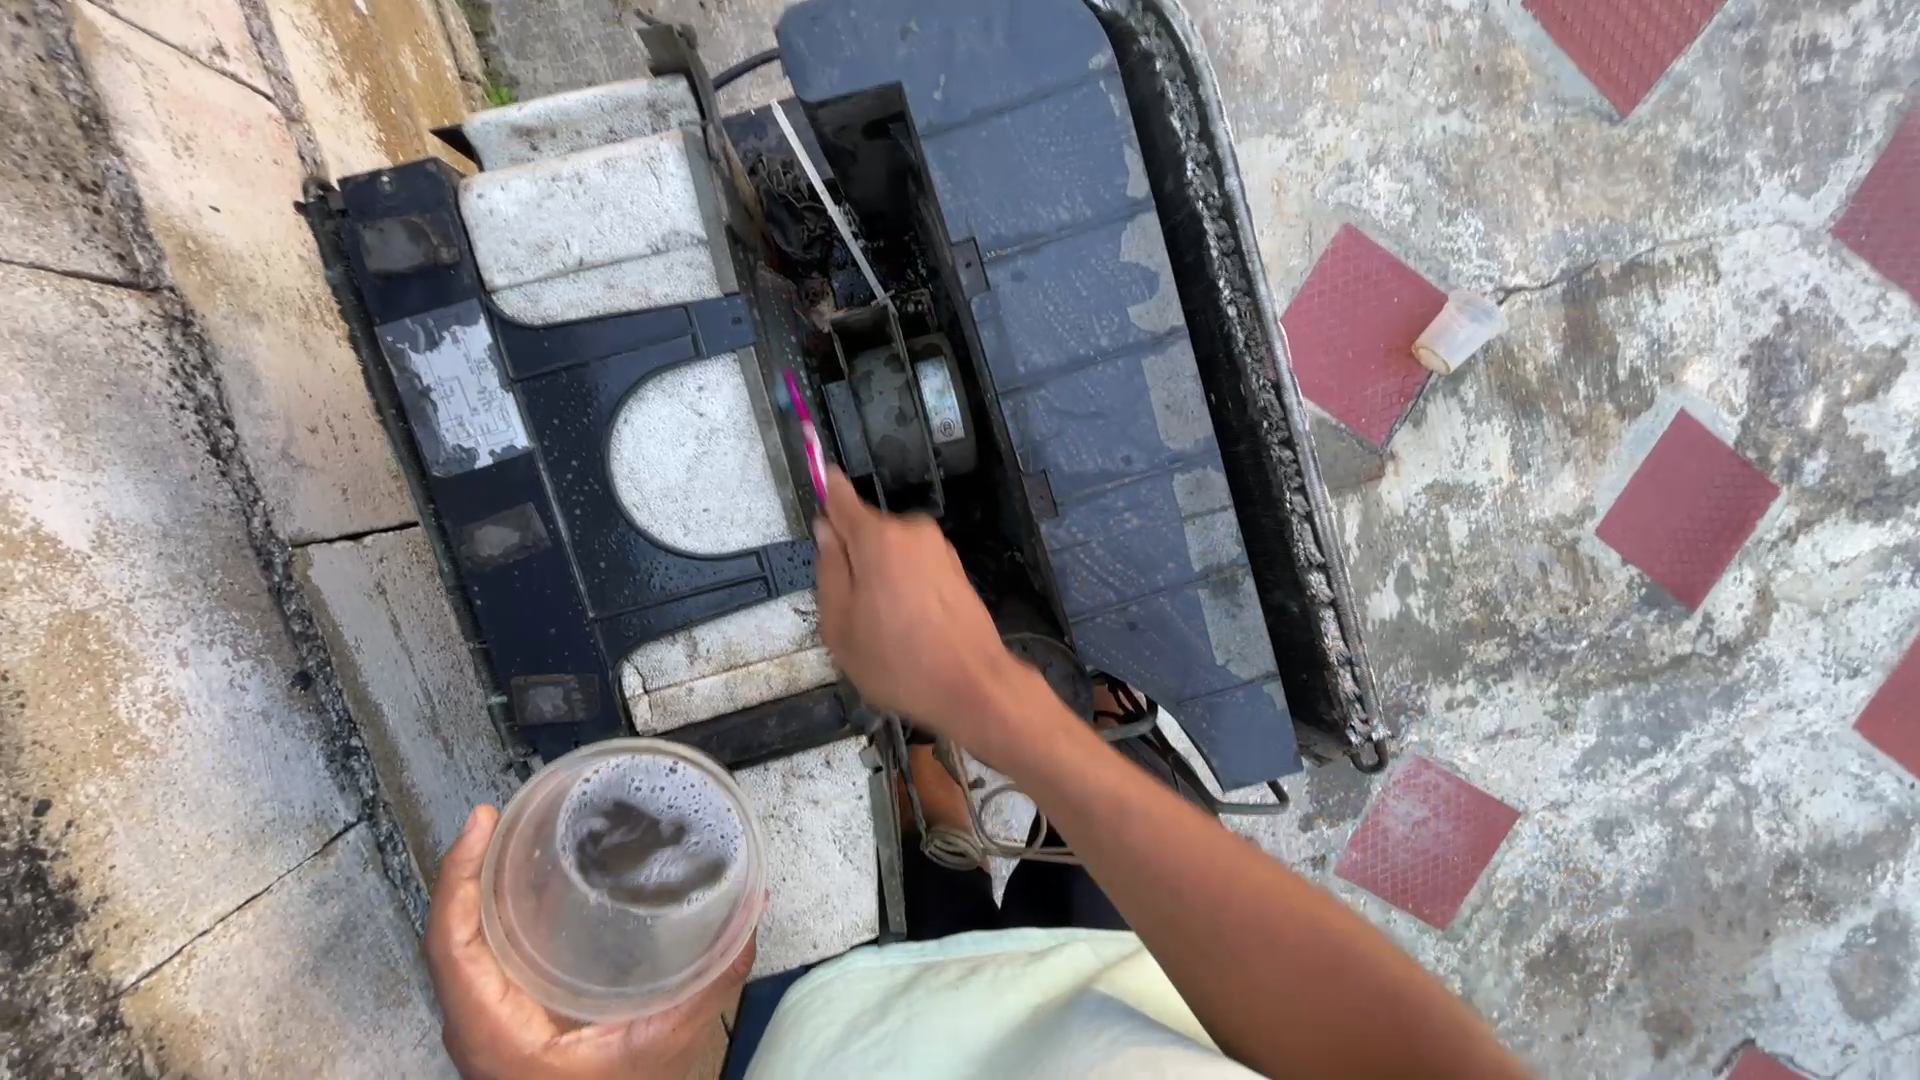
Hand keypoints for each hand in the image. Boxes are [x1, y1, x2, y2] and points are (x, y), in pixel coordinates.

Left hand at [425, 806, 752, 1079]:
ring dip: (483, 888)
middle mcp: (478, 1025)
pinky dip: (501, 913)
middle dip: (472, 867)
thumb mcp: (669, 1043)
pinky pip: (485, 956)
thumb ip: (714, 975)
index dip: (458, 877)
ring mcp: (488, 1023)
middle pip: (450, 933)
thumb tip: (750, 904)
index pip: (451, 944)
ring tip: (517, 838)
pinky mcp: (506, 1020)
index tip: (480, 823)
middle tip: (507, 816)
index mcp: (496, 1032)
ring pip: (465, 944)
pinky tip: (539, 889)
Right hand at [813, 468, 1041, 751]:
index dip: (827, 489)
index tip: (819, 477)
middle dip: (855, 557)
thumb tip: (827, 532)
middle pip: (868, 532)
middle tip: (850, 607)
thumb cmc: (897, 660)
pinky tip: (908, 626)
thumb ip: (829, 570)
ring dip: (881, 575)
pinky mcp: (956, 569)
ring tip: (882, 626)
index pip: (843, 498)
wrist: (973, 686)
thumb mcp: (840, 624)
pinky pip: (915, 566)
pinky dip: (905, 586)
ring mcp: (940, 549)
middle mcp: (912, 531)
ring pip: (892, 551)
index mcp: (878, 537)